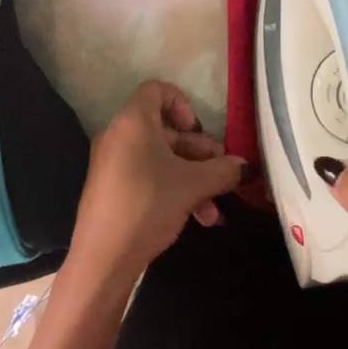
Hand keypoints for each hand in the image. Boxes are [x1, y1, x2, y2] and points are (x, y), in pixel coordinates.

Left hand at [69, 80, 246, 278]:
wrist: (103, 259)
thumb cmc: (148, 204)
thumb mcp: (193, 186)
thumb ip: (222, 171)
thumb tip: (244, 166)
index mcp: (134, 121)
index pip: (157, 89)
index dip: (183, 104)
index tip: (199, 131)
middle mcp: (120, 136)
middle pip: (165, 130)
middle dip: (198, 152)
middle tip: (222, 173)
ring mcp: (114, 164)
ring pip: (161, 159)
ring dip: (192, 178)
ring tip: (214, 208)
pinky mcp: (113, 190)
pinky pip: (148, 177)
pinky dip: (174, 190)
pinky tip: (198, 218)